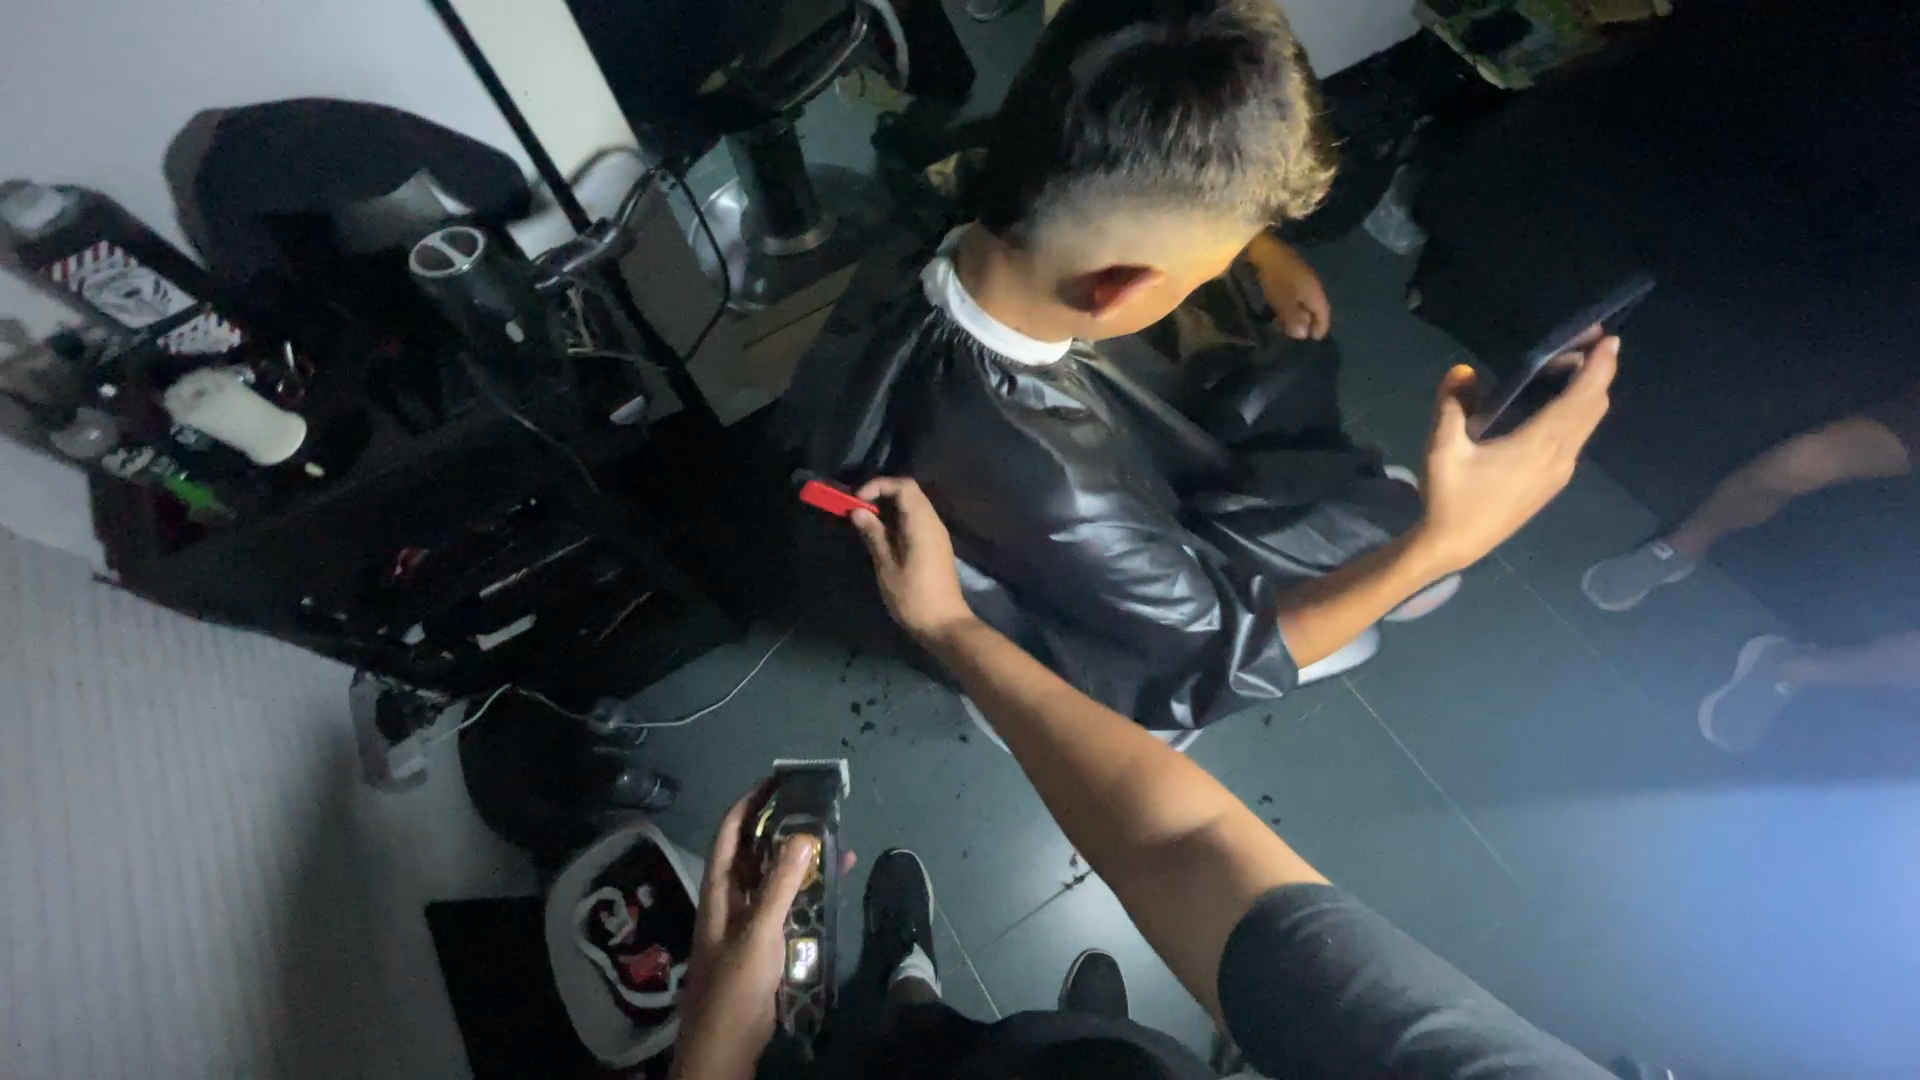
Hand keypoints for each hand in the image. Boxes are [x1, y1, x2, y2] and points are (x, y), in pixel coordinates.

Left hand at [672, 784, 820, 1079]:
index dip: (749, 802)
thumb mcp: (759, 931)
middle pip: (755, 850)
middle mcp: (733, 898)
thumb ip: (780, 883)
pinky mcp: (767, 941)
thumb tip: (803, 834)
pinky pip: (789, 903)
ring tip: (832, 836)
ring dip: (800, 857)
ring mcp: (750, 920)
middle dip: (781, 825)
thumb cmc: (734, 985)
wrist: (726, 1048)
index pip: (730, 832)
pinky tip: (835, 880)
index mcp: (720, 890)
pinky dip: (809, 889)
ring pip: (776, 876)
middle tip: (814, 804)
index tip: (776, 780)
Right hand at [849, 477, 976, 643]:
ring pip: (913, 506)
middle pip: (909, 492)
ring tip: (865, 523)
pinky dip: (897, 521)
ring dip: (888, 508)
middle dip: (881, 495)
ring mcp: (937, 534)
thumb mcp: (887, 566)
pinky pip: (916, 521)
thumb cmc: (913, 598)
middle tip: (857, 511)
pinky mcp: (935, 546)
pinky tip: (881, 536)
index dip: (878, 486)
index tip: (856, 502)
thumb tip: (858, 511)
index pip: (904, 486)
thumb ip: (873, 535)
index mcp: (922, 524)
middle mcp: (933, 522)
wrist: (944, 624)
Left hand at [1247, 233, 1330, 339]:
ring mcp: (1301, 280)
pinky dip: (1291, 309)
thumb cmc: (1276, 276)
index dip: (1320, 328)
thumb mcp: (1284, 299)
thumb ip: (1294, 316)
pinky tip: (1281, 316)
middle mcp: (1312, 286)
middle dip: (1310, 324)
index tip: (1314, 341)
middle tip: (1300, 340)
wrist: (1264, 249)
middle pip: (1316, 309)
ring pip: (1305, 303)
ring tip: (1289, 332)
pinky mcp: (1290, 278)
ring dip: (1299, 317)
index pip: (1324, 313)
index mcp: (1315, 291)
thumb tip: (1303, 335)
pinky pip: (1295, 297)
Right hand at [1413, 337, 1618, 574]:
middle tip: (1578, 350)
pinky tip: (1551, 410)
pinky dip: (1575, 414)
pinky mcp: (1553, 482)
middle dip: (1595, 374)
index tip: (1609, 339)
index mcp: (1538, 444)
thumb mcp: (1442, 449)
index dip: (1599, 366)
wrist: (1456, 544)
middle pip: (1594, 407)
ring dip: (1586, 395)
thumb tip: (1462, 370)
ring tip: (1565, 374)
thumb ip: (1453, 406)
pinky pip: (1576, 438)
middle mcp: (1560, 456)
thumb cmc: (1450, 497)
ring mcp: (1560, 471)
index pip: (1582, 397)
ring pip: (1588, 424)